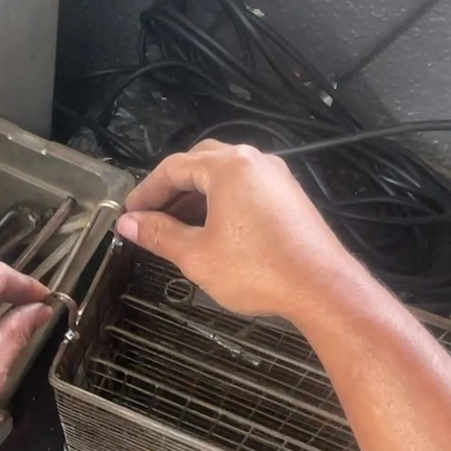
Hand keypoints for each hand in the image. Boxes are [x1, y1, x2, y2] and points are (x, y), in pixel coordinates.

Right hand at [115, 141, 365, 319]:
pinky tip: (210, 230)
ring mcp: (275, 178)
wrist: (320, 287)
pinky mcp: (288, 197)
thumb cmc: (258, 269)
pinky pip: (244, 189)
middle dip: (170, 189)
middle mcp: (254, 162)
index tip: (129, 213)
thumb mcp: (196, 255)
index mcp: (228, 168)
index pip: (173, 168)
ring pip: (223, 176)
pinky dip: (219, 202)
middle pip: (199, 163)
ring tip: (175, 227)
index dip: (146, 191)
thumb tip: (129, 224)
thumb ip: (159, 234)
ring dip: (195, 196)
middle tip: (149, 215)